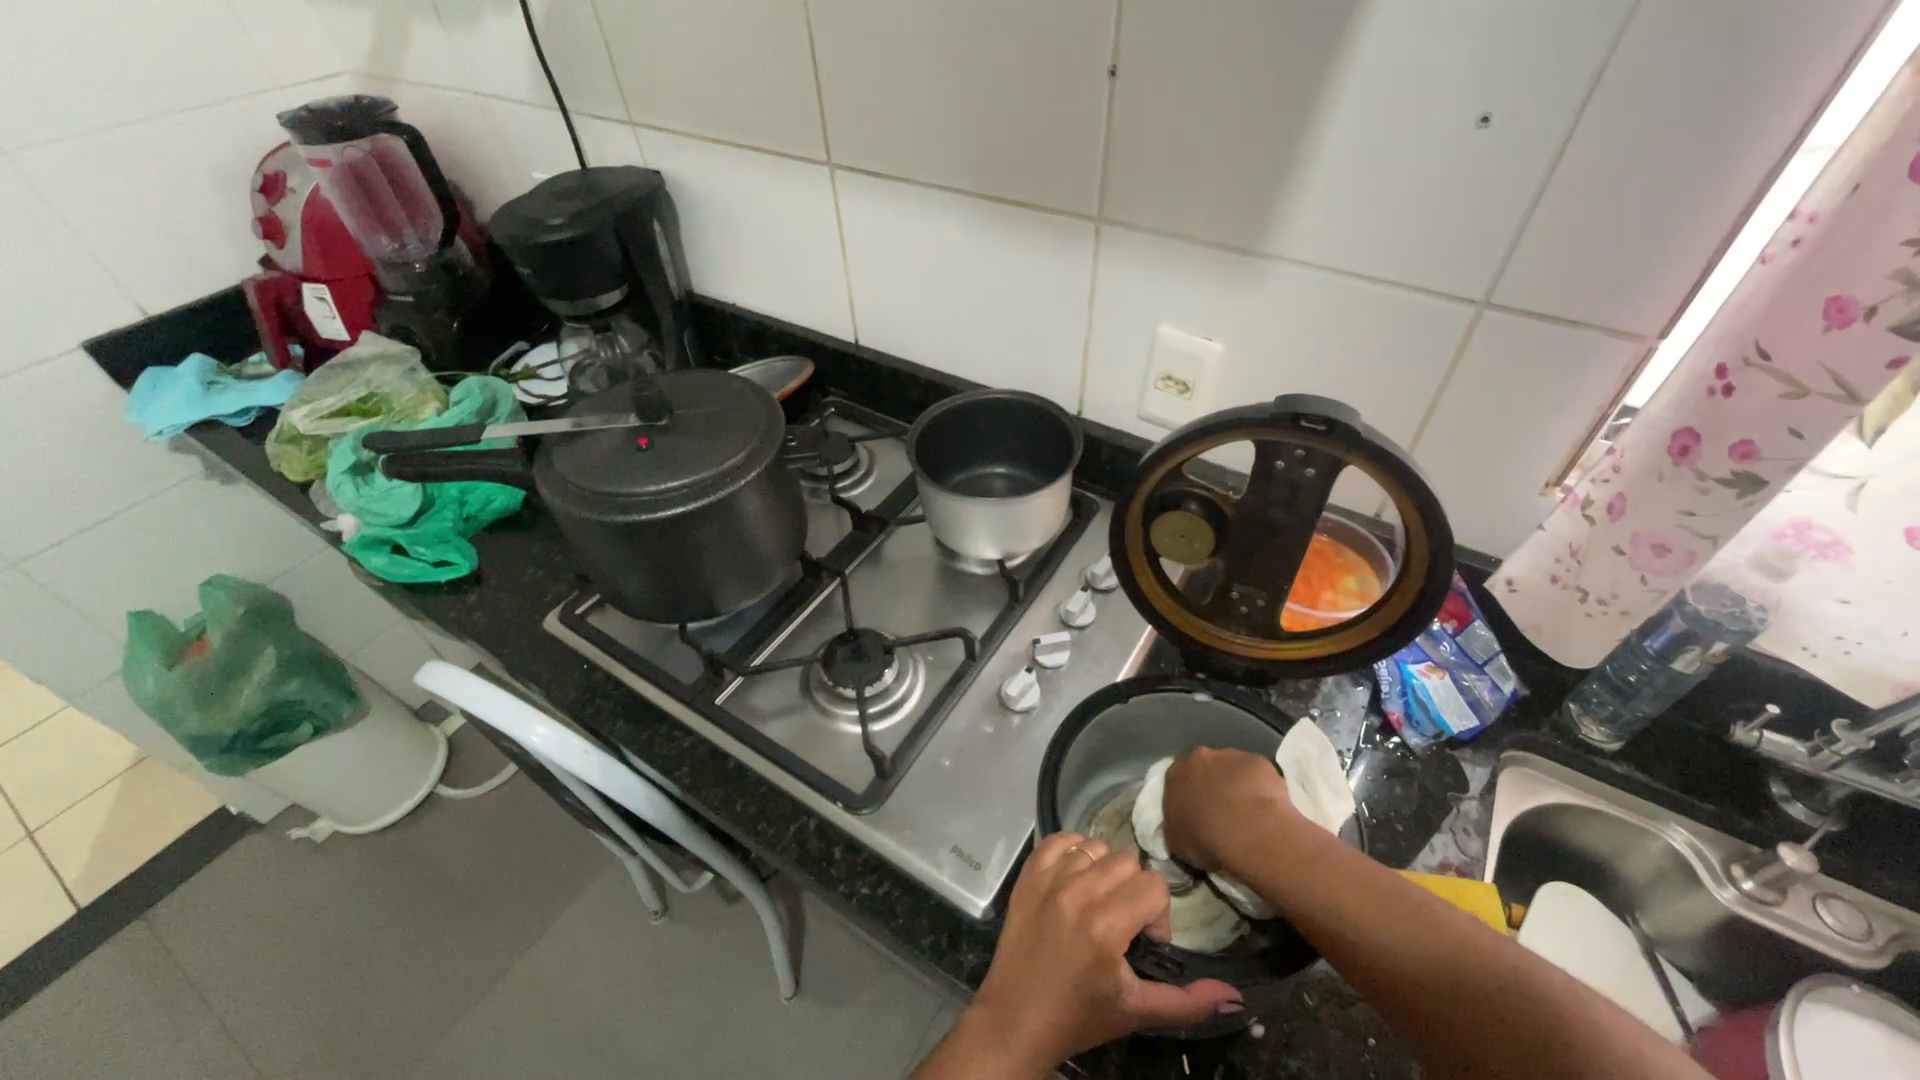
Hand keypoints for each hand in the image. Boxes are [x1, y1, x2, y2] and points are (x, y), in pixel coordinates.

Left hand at [966, 832, 1242, 1068]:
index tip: (1143, 942)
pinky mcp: (1027, 877)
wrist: (1015, 1020)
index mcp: (1105, 924)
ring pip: (1096, 847)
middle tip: (1121, 926)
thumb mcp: (1136, 1011)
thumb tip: (1234, 997)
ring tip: (1096, 905)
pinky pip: (1059, 841)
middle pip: (1127, 862)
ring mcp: (1047, 880)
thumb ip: (1187, 1002)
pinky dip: (1072, 853)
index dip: (1157, 914)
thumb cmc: (1078, 1016)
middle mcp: (1076, 892)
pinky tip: (1075, 881)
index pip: (1154, 885)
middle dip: (1133, 892)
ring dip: (1103, 872)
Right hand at [1162, 746, 1300, 875]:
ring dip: (1238, 784)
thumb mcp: (1176, 840)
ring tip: (1249, 812)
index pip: (1179, 778)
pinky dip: (1262, 788)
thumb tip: (1184, 823)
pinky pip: (1259, 775)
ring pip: (1234, 769)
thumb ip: (1177, 822)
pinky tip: (1267, 809)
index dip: (1189, 793)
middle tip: (1224, 810)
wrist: (1248, 833)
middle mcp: (1201, 756)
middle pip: (1207, 767)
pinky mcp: (1260, 761)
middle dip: (1214, 784)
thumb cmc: (1205, 839)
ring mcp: (1233, 756)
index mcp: (1176, 773)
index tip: (1198, 811)